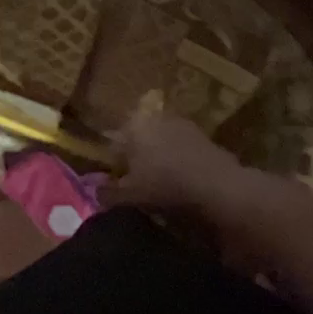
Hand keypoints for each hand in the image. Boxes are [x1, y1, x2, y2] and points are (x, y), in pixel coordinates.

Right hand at [111, 114, 245, 209]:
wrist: (217, 185)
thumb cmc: (165, 185)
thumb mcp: (130, 195)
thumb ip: (109, 193)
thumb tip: (95, 193)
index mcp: (132, 126)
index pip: (113, 144)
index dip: (114, 166)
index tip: (117, 183)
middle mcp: (154, 117)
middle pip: (138, 139)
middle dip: (136, 158)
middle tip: (139, 184)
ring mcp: (181, 123)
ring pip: (160, 142)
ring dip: (158, 158)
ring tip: (161, 184)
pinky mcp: (202, 135)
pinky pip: (181, 148)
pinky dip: (178, 160)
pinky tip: (182, 180)